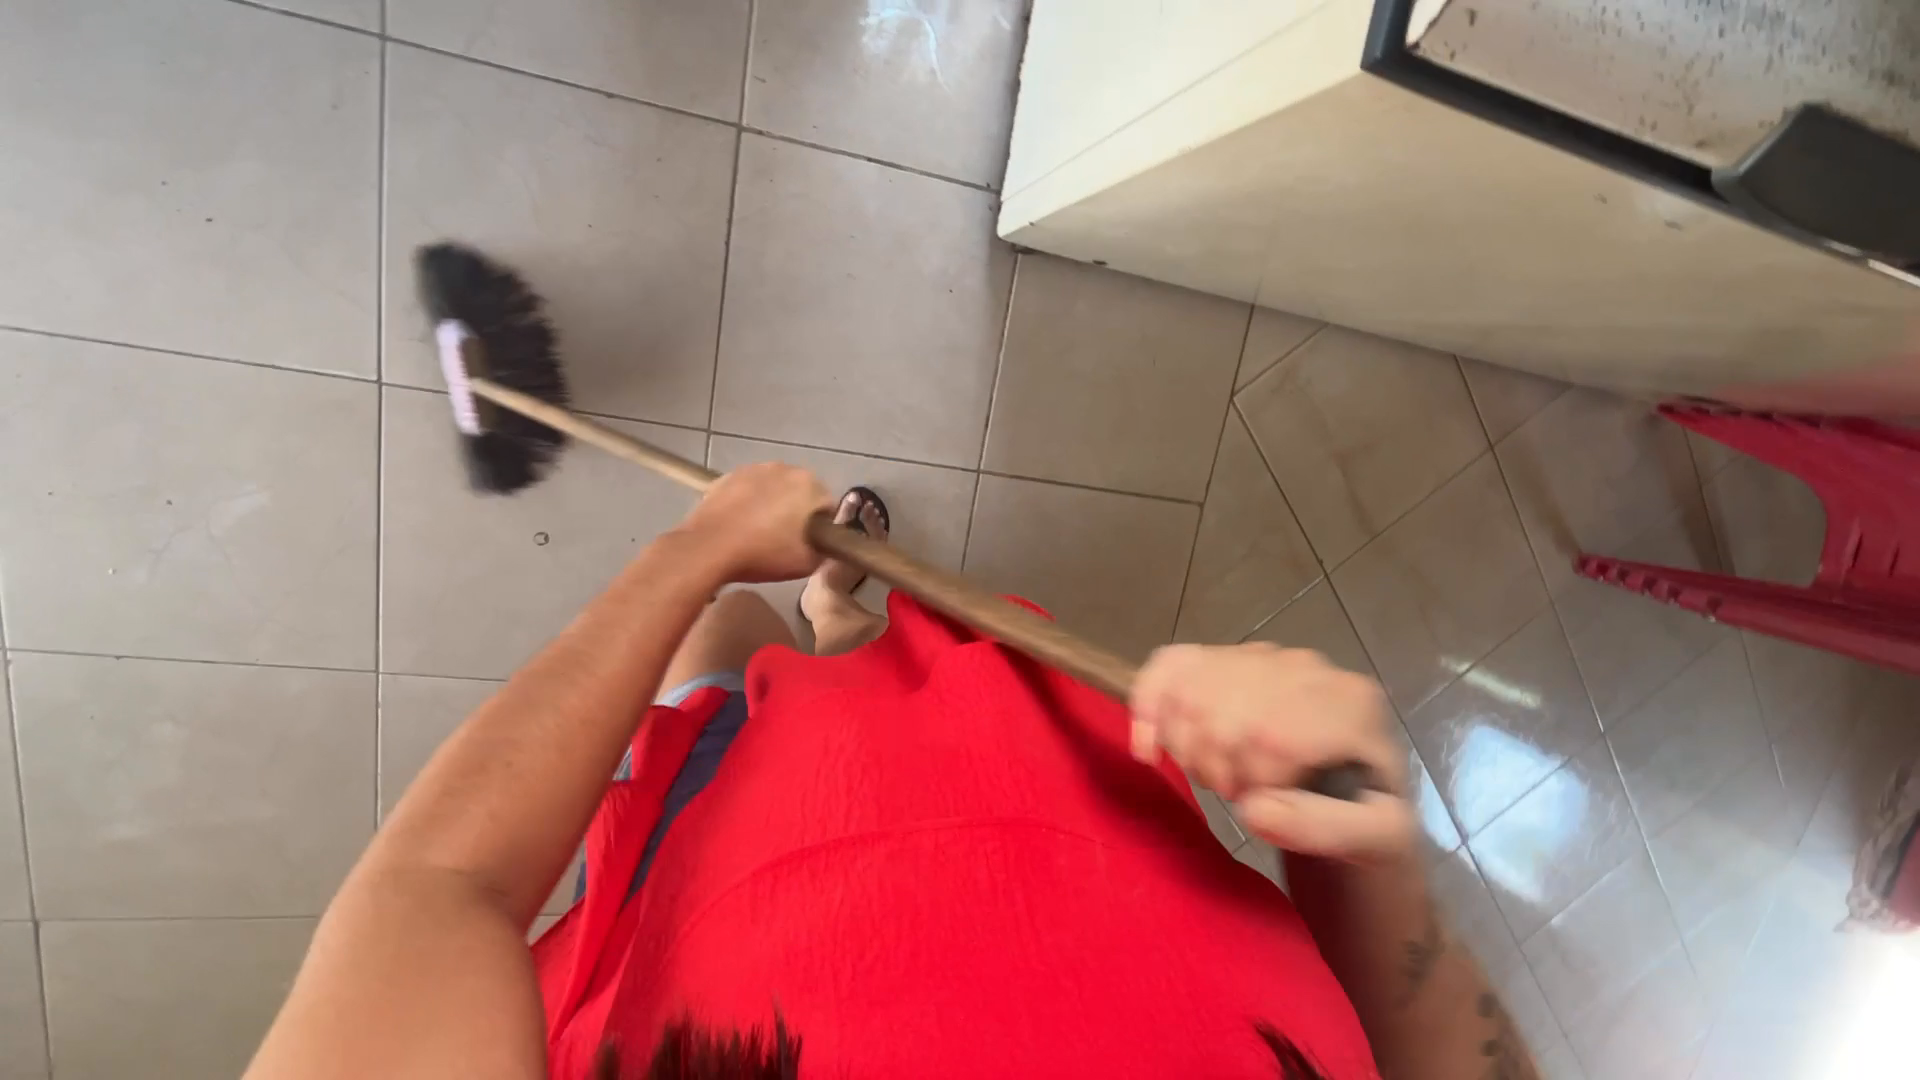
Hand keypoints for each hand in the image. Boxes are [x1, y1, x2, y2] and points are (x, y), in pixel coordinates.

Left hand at [675, 463, 832, 583]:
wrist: (709, 547)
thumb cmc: (765, 553)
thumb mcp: (808, 564)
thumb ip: (824, 550)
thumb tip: (822, 545)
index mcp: (811, 485)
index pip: (827, 507)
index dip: (821, 529)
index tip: (809, 545)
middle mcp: (786, 468)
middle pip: (800, 493)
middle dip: (797, 512)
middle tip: (785, 541)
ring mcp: (754, 469)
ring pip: (773, 488)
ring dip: (772, 504)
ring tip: (759, 533)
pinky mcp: (727, 475)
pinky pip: (747, 490)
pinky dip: (747, 502)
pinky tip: (739, 525)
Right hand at [1130, 643, 1413, 861]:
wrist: (1359, 793)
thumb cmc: (1369, 818)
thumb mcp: (1378, 840)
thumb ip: (1325, 829)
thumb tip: (1255, 811)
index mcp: (1350, 703)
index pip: (1271, 731)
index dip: (1253, 779)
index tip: (1264, 806)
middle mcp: (1306, 667)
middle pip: (1221, 708)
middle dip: (1215, 765)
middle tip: (1235, 794)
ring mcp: (1262, 657)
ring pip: (1190, 687)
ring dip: (1186, 744)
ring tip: (1214, 774)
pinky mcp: (1228, 658)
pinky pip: (1172, 663)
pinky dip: (1148, 702)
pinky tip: (1148, 745)